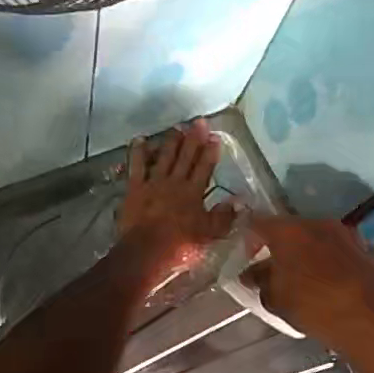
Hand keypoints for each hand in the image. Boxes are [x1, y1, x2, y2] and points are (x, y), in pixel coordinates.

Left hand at [118, 120, 235, 276]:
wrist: (146, 250)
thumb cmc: (180, 245)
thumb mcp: (208, 234)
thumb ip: (224, 217)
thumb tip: (239, 201)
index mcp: (193, 192)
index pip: (205, 167)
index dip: (210, 151)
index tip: (214, 136)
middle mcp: (175, 182)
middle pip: (185, 156)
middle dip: (193, 138)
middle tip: (198, 121)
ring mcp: (153, 183)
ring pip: (164, 156)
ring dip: (171, 141)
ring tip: (177, 127)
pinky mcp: (134, 188)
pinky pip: (137, 166)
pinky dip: (139, 152)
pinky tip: (140, 139)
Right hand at [242, 215, 373, 344]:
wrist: (369, 320)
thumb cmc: (312, 306)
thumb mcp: (274, 298)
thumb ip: (259, 280)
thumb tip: (253, 273)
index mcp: (288, 231)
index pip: (258, 223)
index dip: (248, 237)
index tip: (246, 255)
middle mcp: (317, 223)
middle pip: (289, 228)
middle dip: (278, 245)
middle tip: (271, 267)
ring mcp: (345, 234)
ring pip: (315, 237)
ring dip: (304, 252)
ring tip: (299, 276)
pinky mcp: (365, 248)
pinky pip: (335, 249)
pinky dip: (326, 260)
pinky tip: (324, 281)